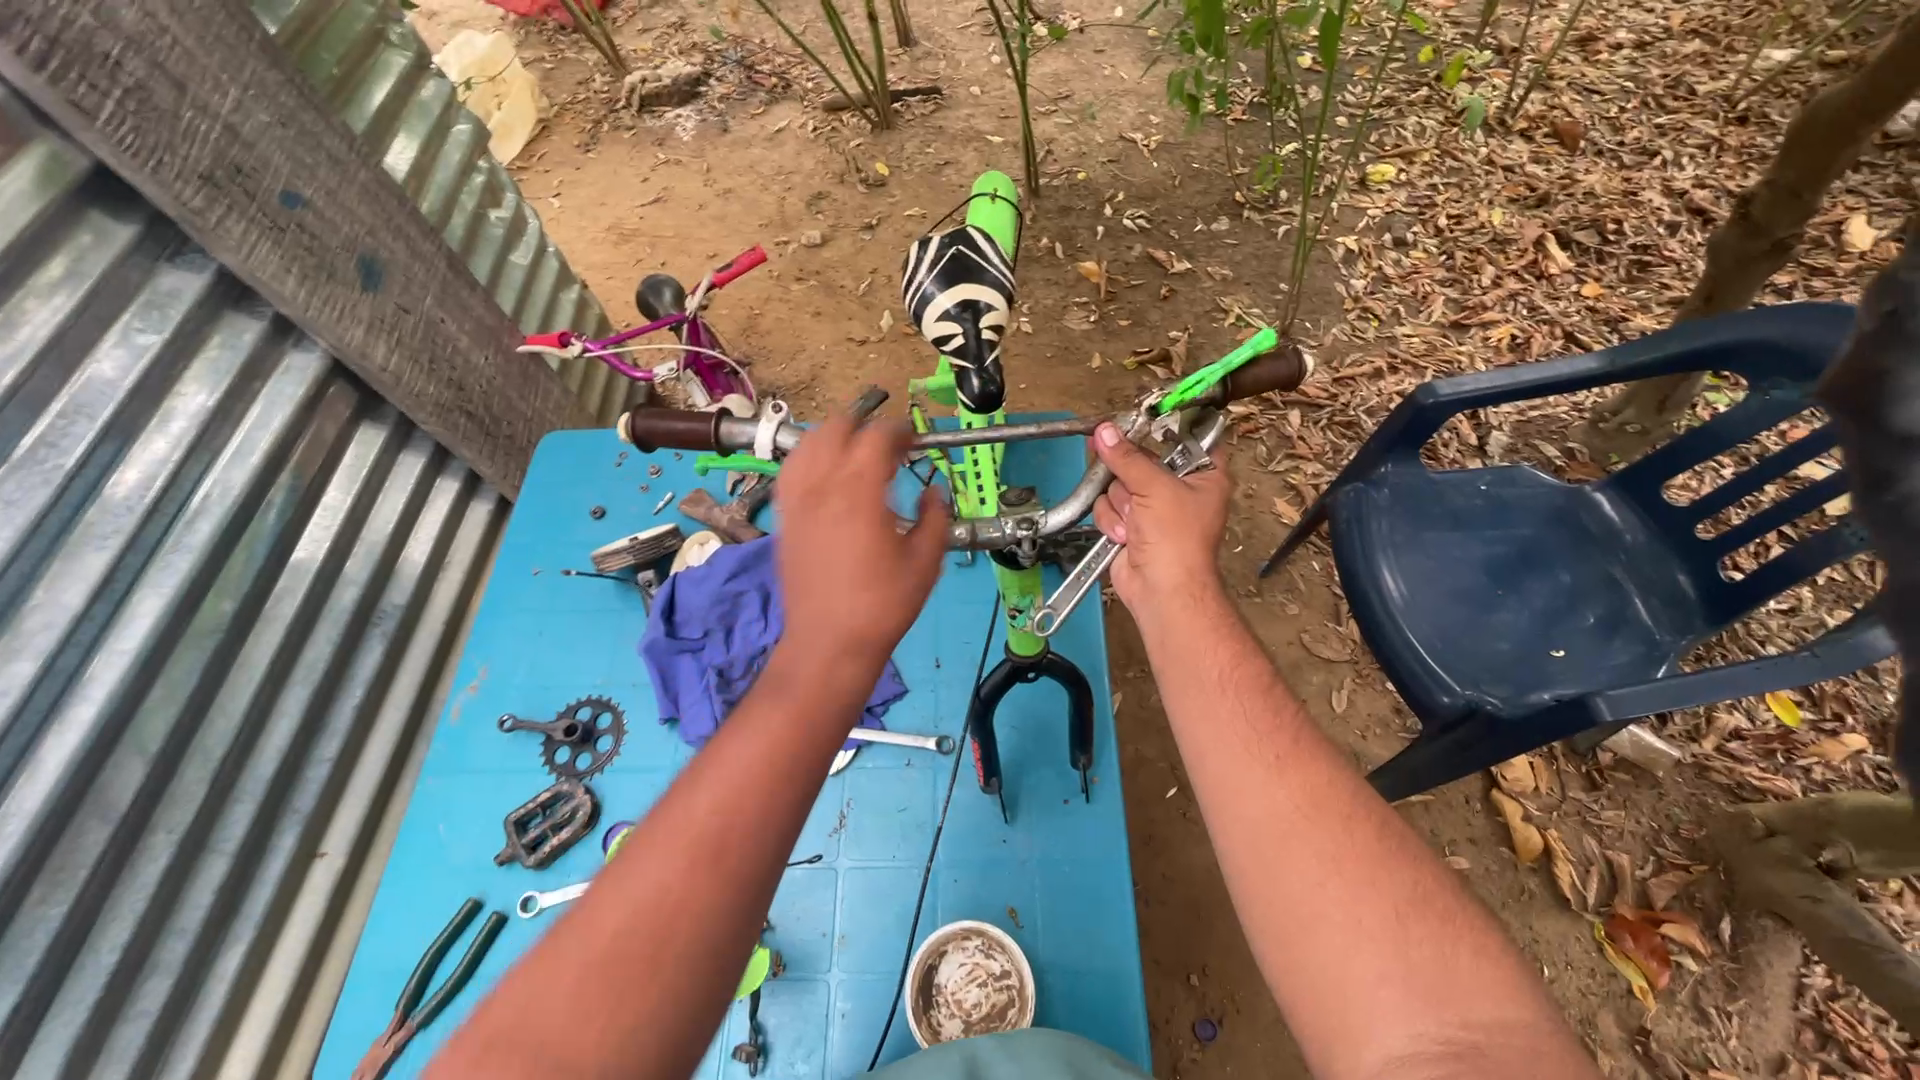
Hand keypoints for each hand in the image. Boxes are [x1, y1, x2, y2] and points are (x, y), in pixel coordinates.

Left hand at [774, 409, 949, 668]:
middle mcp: (822, 486)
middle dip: (864, 425)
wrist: (830, 642)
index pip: (876, 437)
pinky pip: (790, 471)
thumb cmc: (883, 605)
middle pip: (836, 428)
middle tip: (887, 444)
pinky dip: (809, 459)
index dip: (899, 431)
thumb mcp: (926, 562)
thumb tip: (934, 493)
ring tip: (855, 452)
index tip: (915, 440)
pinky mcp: (784, 518)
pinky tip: (824, 473)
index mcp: (860, 492)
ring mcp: (797, 501)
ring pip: (807, 444)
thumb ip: (935, 517)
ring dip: (834, 437)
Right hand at [1090, 421, 1230, 614]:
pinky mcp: (1128, 525)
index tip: (1138, 423)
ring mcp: (1151, 507)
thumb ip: (1127, 457)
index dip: (1163, 429)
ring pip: (1118, 483)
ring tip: (1133, 524)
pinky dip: (1111, 521)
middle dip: (1129, 477)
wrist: (1162, 590)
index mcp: (1203, 473)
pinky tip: (1123, 536)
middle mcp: (1178, 488)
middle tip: (1132, 487)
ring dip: (1120, 505)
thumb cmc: (1175, 537)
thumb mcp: (1155, 488)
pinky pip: (1108, 506)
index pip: (1186, 437)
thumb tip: (1104, 430)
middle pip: (1139, 459)